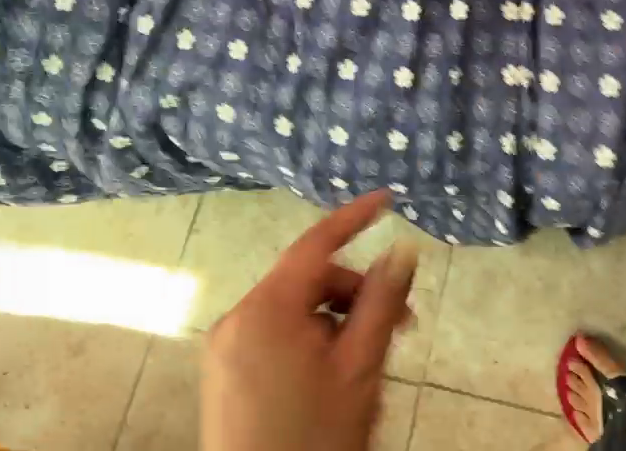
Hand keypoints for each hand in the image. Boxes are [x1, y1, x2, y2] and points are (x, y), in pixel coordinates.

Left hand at [200, 192, 417, 450]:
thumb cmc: (317, 436)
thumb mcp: (360, 367)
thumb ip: (382, 301)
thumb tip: (403, 248)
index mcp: (265, 310)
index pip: (316, 243)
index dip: (354, 217)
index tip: (389, 197)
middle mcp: (236, 319)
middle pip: (307, 281)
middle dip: (353, 293)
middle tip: (401, 325)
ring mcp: (224, 349)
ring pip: (292, 309)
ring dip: (334, 320)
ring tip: (368, 359)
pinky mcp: (222, 375)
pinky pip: (274, 334)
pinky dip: (308, 338)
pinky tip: (334, 373)